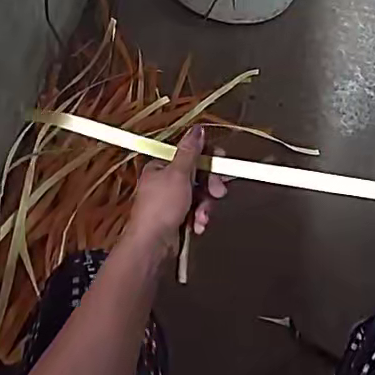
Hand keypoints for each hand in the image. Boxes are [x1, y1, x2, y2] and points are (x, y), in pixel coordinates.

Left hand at [127, 125, 228, 250]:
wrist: (152, 245)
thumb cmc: (159, 208)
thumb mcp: (178, 174)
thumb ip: (190, 152)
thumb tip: (196, 129)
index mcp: (161, 166)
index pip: (190, 154)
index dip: (208, 160)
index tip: (222, 166)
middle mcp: (165, 181)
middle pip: (198, 175)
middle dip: (209, 186)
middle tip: (217, 192)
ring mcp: (171, 200)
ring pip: (200, 195)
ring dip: (205, 205)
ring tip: (201, 216)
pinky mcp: (177, 217)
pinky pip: (196, 211)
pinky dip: (199, 218)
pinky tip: (196, 225)